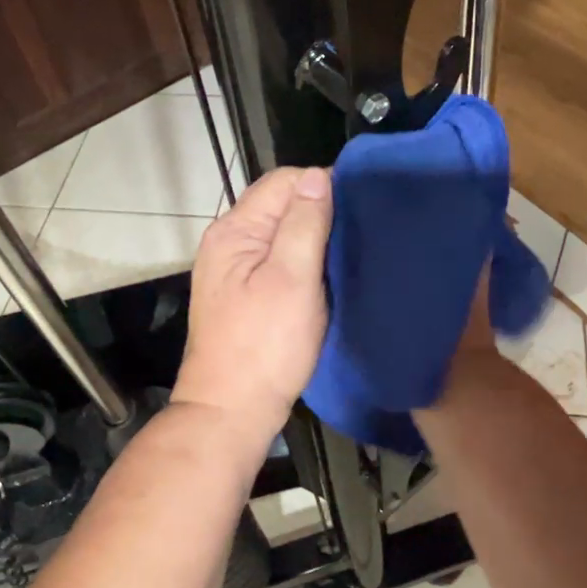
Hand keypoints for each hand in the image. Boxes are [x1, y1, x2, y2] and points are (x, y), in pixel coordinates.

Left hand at [174, 167, 333, 441]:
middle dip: (318, 212)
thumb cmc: (265, 346)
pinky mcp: (242, 294)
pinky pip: (276, 260)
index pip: (283, 181)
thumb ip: (305, 224)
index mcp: (234, 230)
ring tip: (347, 255)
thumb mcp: (292, 279)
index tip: (357, 211)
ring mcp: (232, 270)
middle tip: (358, 235)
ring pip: (280, 234)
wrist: (230, 412)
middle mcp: (228, 241)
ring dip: (312, 239)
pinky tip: (324, 278)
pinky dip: (301, 262)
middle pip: (280, 205)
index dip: (321, 187)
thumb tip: (319, 176)